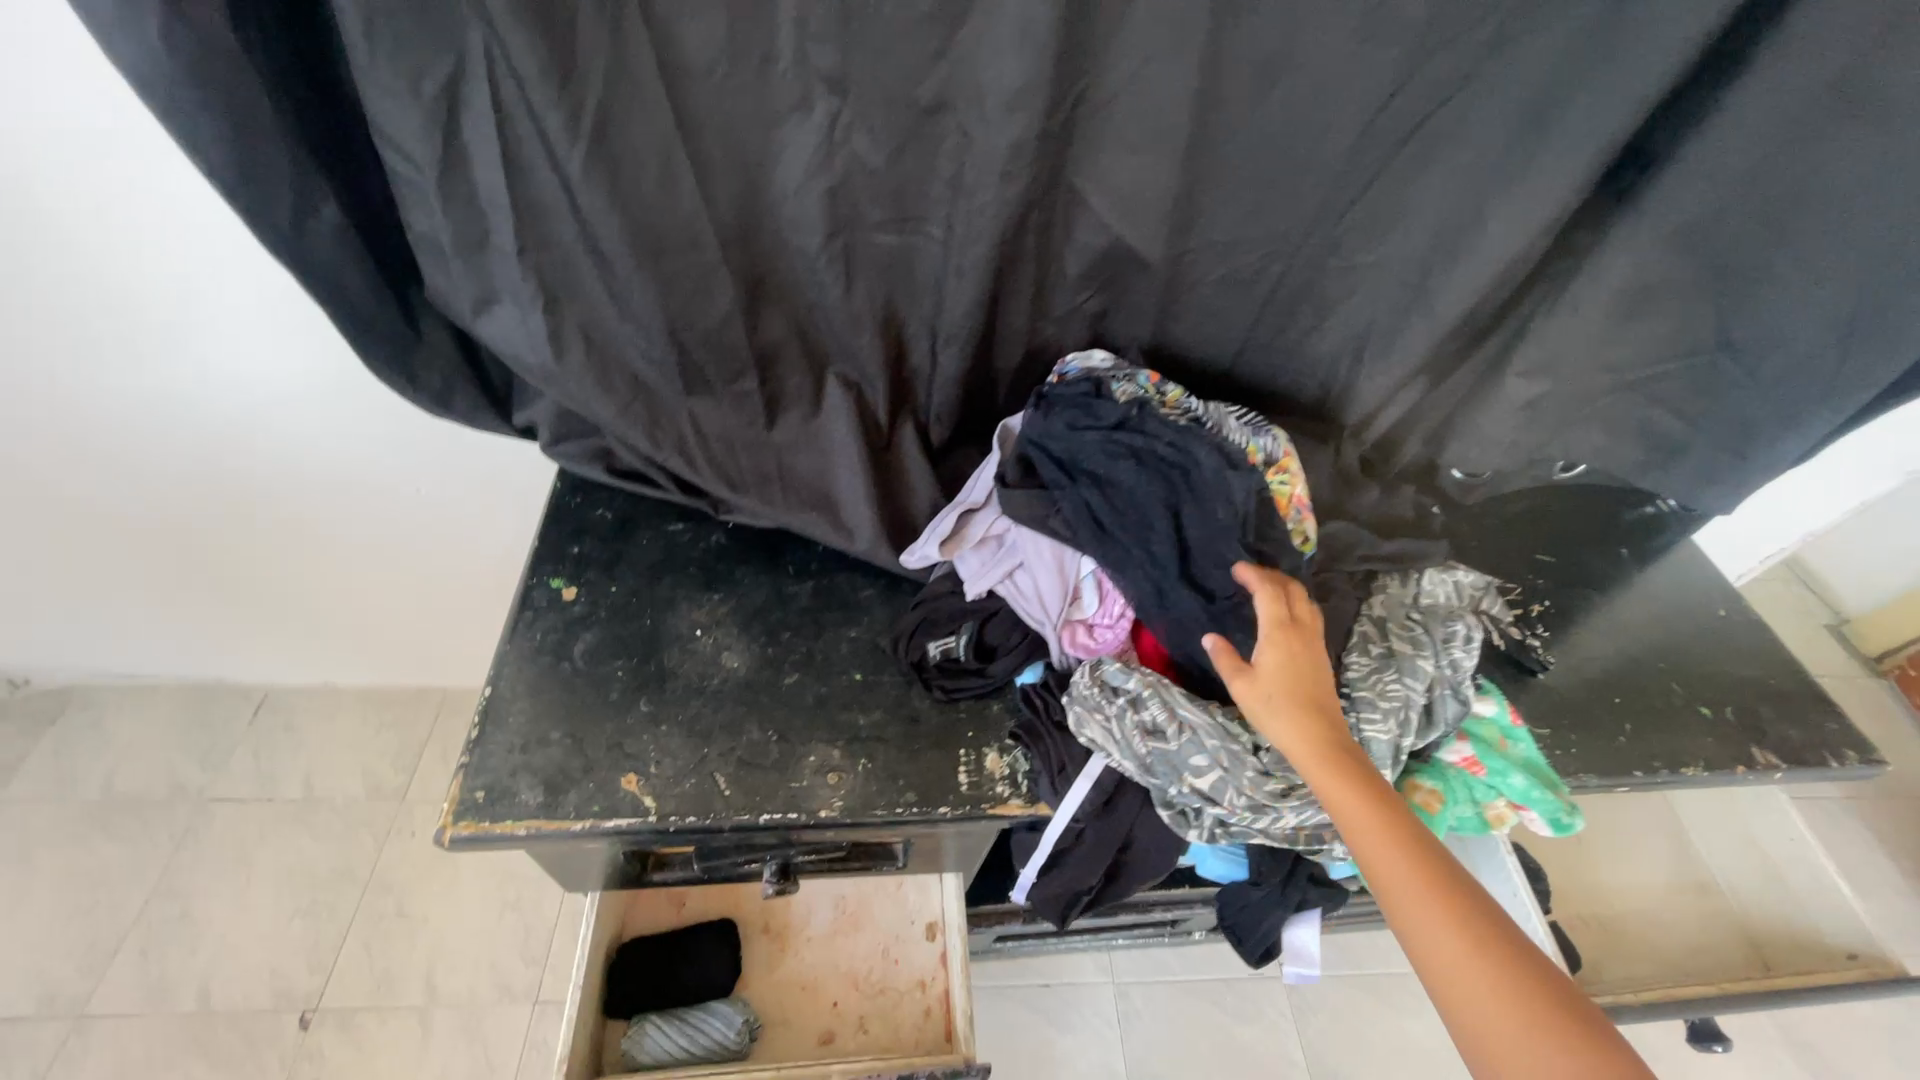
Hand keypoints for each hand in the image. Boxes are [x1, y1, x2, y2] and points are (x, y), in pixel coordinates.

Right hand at [1202, 562, 1354, 766]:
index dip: (1253, 575)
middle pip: (1291, 589)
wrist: (1318, 736)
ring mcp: (1315, 640)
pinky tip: (1286, 614)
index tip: (1236, 568)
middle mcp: (1301, 629)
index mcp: (1279, 632)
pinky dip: (1297, 602)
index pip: (1268, 591)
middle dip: (1271, 576)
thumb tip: (1210, 637)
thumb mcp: (1240, 685)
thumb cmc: (1275, 710)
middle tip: (1250, 574)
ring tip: (1268, 588)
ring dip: (1287, 587)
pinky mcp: (1321, 653)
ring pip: (1306, 600)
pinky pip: (1311, 614)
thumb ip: (1224, 657)